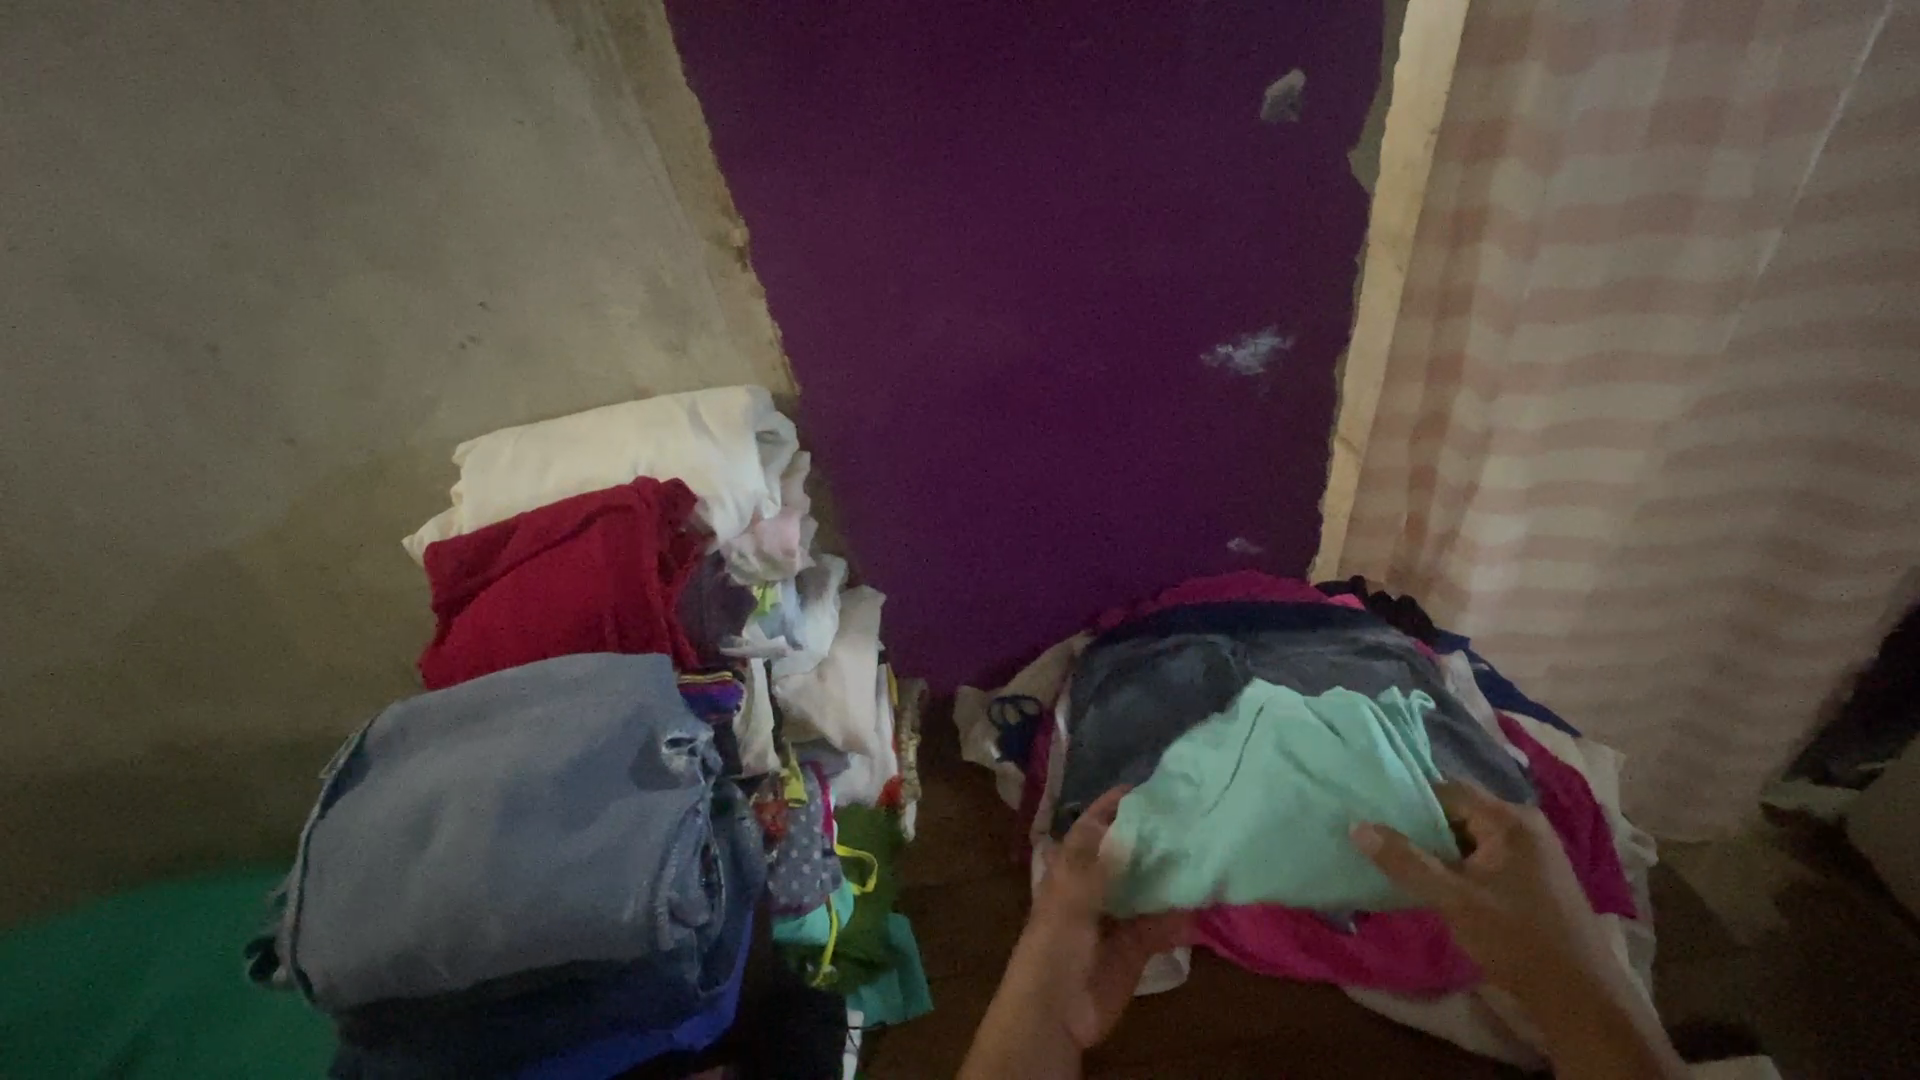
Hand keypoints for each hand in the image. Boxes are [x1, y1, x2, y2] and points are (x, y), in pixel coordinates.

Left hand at [960, 787, 1189, 1078]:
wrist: (1056, 1011)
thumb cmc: (1053, 945)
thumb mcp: (1069, 897)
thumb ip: (1097, 864)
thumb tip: (1129, 829)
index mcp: (1072, 866)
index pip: (1095, 825)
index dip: (1117, 806)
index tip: (1151, 788)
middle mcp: (1097, 883)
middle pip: (1128, 853)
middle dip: (1155, 838)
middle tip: (1194, 817)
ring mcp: (1119, 913)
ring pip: (1150, 885)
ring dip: (1173, 873)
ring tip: (1210, 850)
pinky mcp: (1138, 945)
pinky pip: (1164, 923)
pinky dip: (1183, 914)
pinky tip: (1208, 900)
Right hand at [1352, 782, 1687, 1079]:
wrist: (1581, 1000)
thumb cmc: (1517, 939)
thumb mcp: (1453, 899)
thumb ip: (1404, 861)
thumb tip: (1356, 825)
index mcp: (1510, 820)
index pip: (1445, 790)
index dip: (1406, 799)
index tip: (1372, 811)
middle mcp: (1524, 825)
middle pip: (1456, 810)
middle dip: (1418, 823)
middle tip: (1378, 833)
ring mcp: (1532, 851)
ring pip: (1467, 834)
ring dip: (1435, 845)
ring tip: (1396, 854)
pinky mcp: (1531, 875)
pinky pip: (1481, 853)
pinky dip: (1454, 860)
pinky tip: (1430, 876)